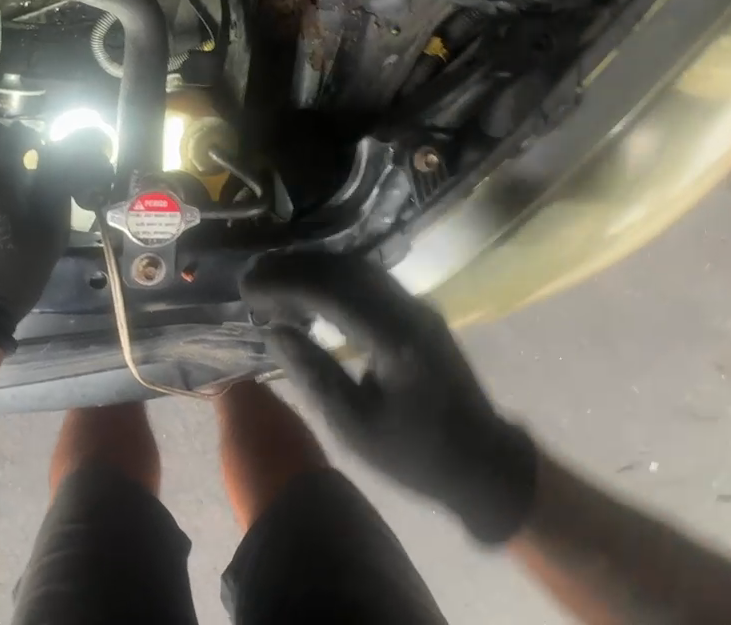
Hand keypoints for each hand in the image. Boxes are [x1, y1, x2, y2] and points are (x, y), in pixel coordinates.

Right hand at [241, 253, 536, 544]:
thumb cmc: (415, 454)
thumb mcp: (354, 427)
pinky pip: (365, 279)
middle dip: (291, 267)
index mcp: (395, 340)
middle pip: (342, 269)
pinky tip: (305, 290)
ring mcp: (414, 305)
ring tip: (269, 278)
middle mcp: (407, 309)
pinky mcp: (414, 310)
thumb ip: (313, 373)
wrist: (482, 462)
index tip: (248, 289)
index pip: (331, 291)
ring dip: (309, 267)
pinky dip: (328, 277)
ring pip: (354, 267)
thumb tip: (274, 331)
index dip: (284, 284)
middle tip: (250, 278)